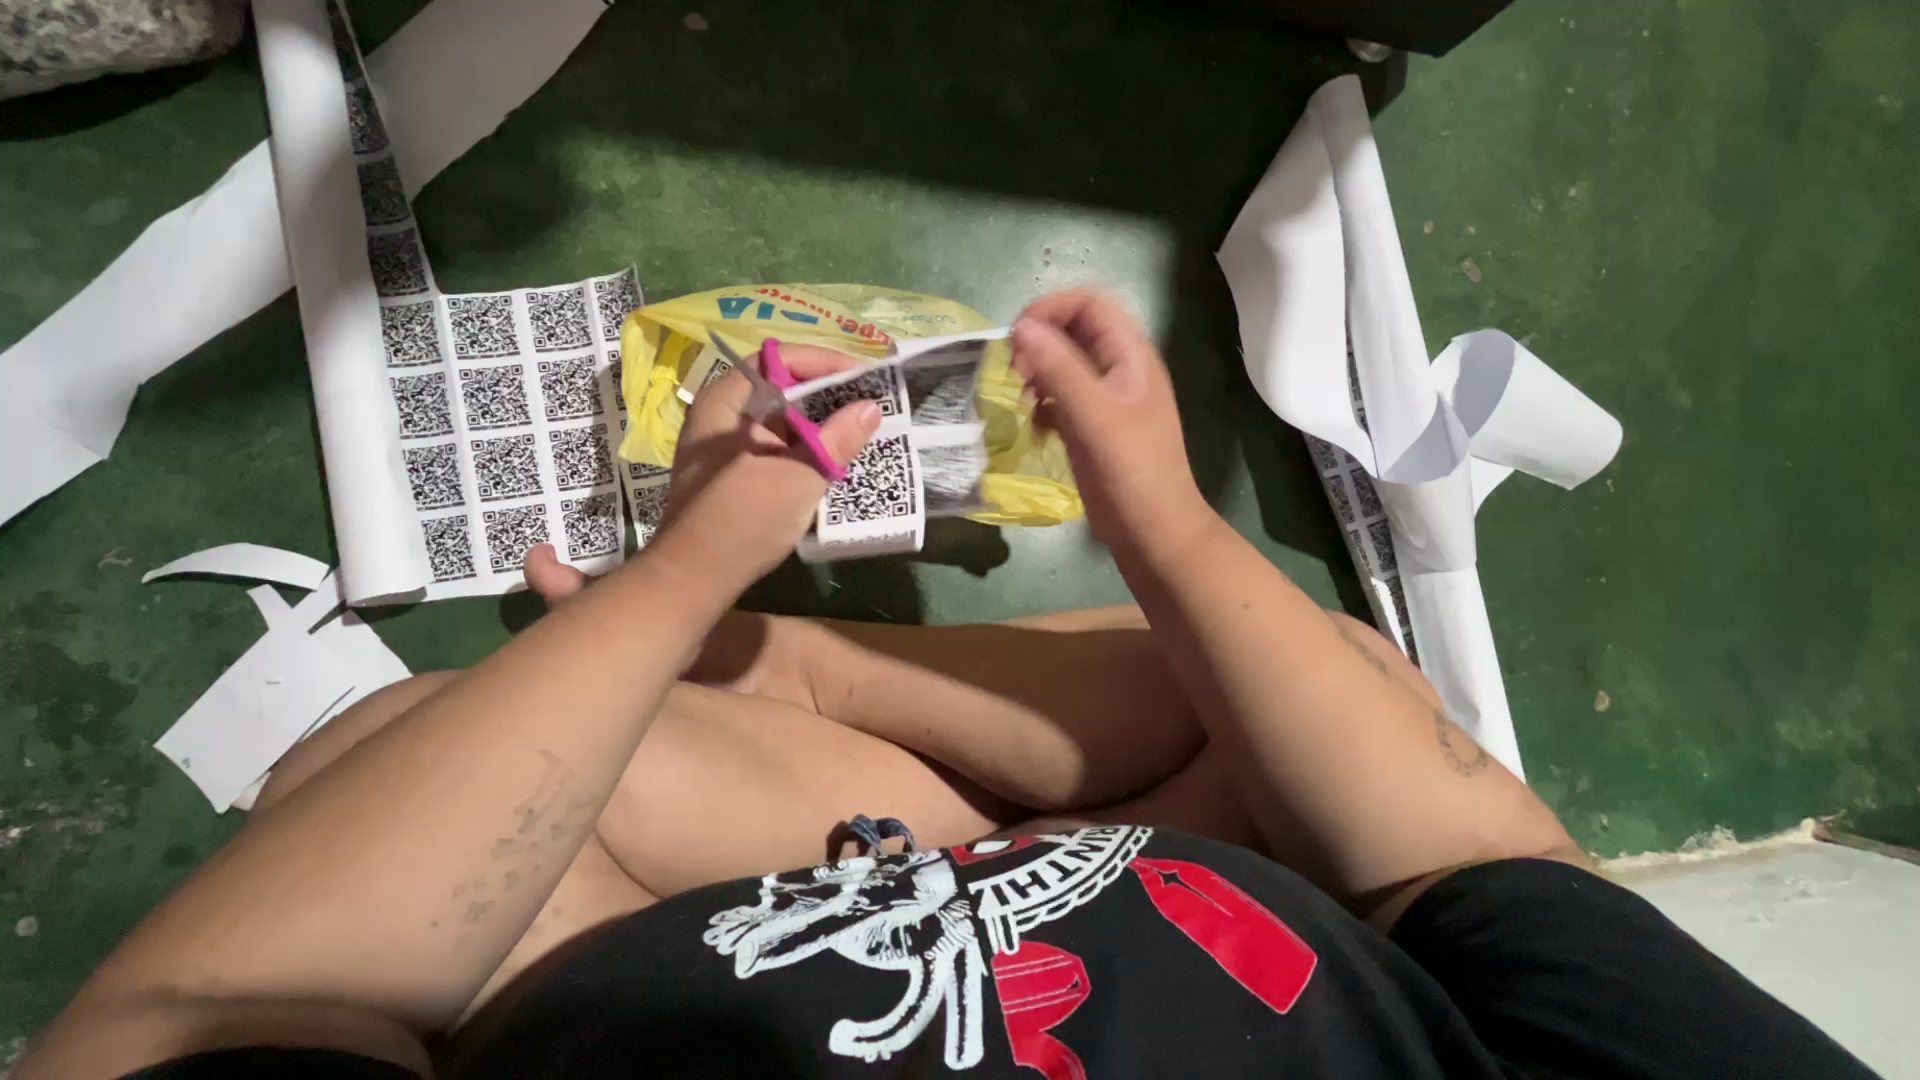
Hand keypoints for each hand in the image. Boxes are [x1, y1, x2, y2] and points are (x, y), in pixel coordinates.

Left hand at [648, 344, 881, 590]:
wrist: (695, 581)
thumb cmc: (740, 522)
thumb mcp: (796, 479)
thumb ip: (835, 441)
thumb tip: (871, 408)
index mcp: (725, 405)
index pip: (776, 360)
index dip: (821, 362)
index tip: (862, 377)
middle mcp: (724, 418)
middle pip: (780, 388)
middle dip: (827, 393)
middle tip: (869, 401)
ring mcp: (730, 449)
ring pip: (782, 420)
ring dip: (821, 422)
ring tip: (862, 427)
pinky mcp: (739, 476)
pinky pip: (780, 447)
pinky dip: (809, 447)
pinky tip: (837, 459)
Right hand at [1011, 289, 1214, 558]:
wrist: (1153, 532)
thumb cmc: (1131, 471)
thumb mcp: (1094, 415)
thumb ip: (1059, 368)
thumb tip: (1021, 328)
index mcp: (1130, 356)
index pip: (1089, 303)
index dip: (1050, 309)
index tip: (1016, 337)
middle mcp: (1118, 371)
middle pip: (1073, 331)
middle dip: (1039, 343)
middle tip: (1015, 373)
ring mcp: (1105, 401)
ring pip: (1063, 366)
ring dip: (1037, 374)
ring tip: (1022, 400)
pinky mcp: (1092, 429)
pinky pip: (1061, 400)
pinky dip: (1042, 404)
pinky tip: (1035, 426)